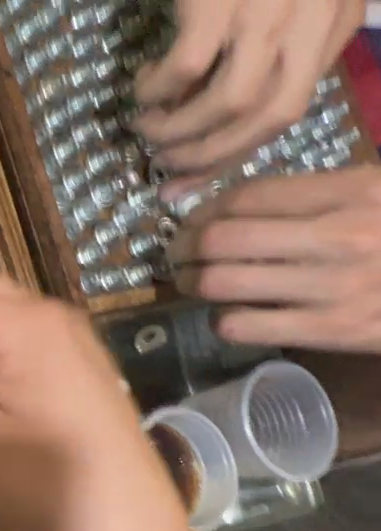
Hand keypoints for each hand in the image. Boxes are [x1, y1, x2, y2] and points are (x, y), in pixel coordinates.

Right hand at [130, 0, 360, 177]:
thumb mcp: (280, 11)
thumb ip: (258, 60)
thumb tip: (201, 124)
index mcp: (334, 27)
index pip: (288, 115)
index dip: (228, 160)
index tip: (176, 185)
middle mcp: (313, 21)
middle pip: (267, 116)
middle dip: (205, 155)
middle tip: (160, 160)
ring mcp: (269, 11)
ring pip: (228, 102)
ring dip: (174, 128)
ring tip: (144, 124)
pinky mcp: (221, 5)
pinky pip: (185, 68)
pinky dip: (155, 88)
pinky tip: (142, 80)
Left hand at [176, 167, 380, 351]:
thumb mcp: (380, 195)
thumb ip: (313, 194)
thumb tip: (220, 202)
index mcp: (359, 191)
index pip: (248, 196)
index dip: (203, 210)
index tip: (190, 221)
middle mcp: (343, 235)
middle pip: (219, 240)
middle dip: (183, 247)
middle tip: (178, 254)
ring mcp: (334, 285)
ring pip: (218, 282)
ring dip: (193, 282)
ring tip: (197, 280)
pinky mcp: (329, 329)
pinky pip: (238, 325)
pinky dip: (223, 318)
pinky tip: (234, 311)